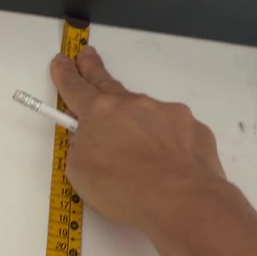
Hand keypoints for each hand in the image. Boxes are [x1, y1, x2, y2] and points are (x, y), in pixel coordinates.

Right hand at [50, 46, 243, 240]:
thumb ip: (81, 148)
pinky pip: (174, 131)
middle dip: (93, 68)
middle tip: (87, 55)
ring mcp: (167, 113)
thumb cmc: (121, 188)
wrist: (180, 200)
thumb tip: (92, 141)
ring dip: (136, 122)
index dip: (65, 74)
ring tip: (137, 151)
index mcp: (99, 113)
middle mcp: (133, 104)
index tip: (61, 60)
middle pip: (108, 83)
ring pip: (145, 112)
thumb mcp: (80, 172)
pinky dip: (167, 142)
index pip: (75, 88)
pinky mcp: (195, 129)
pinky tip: (167, 164)